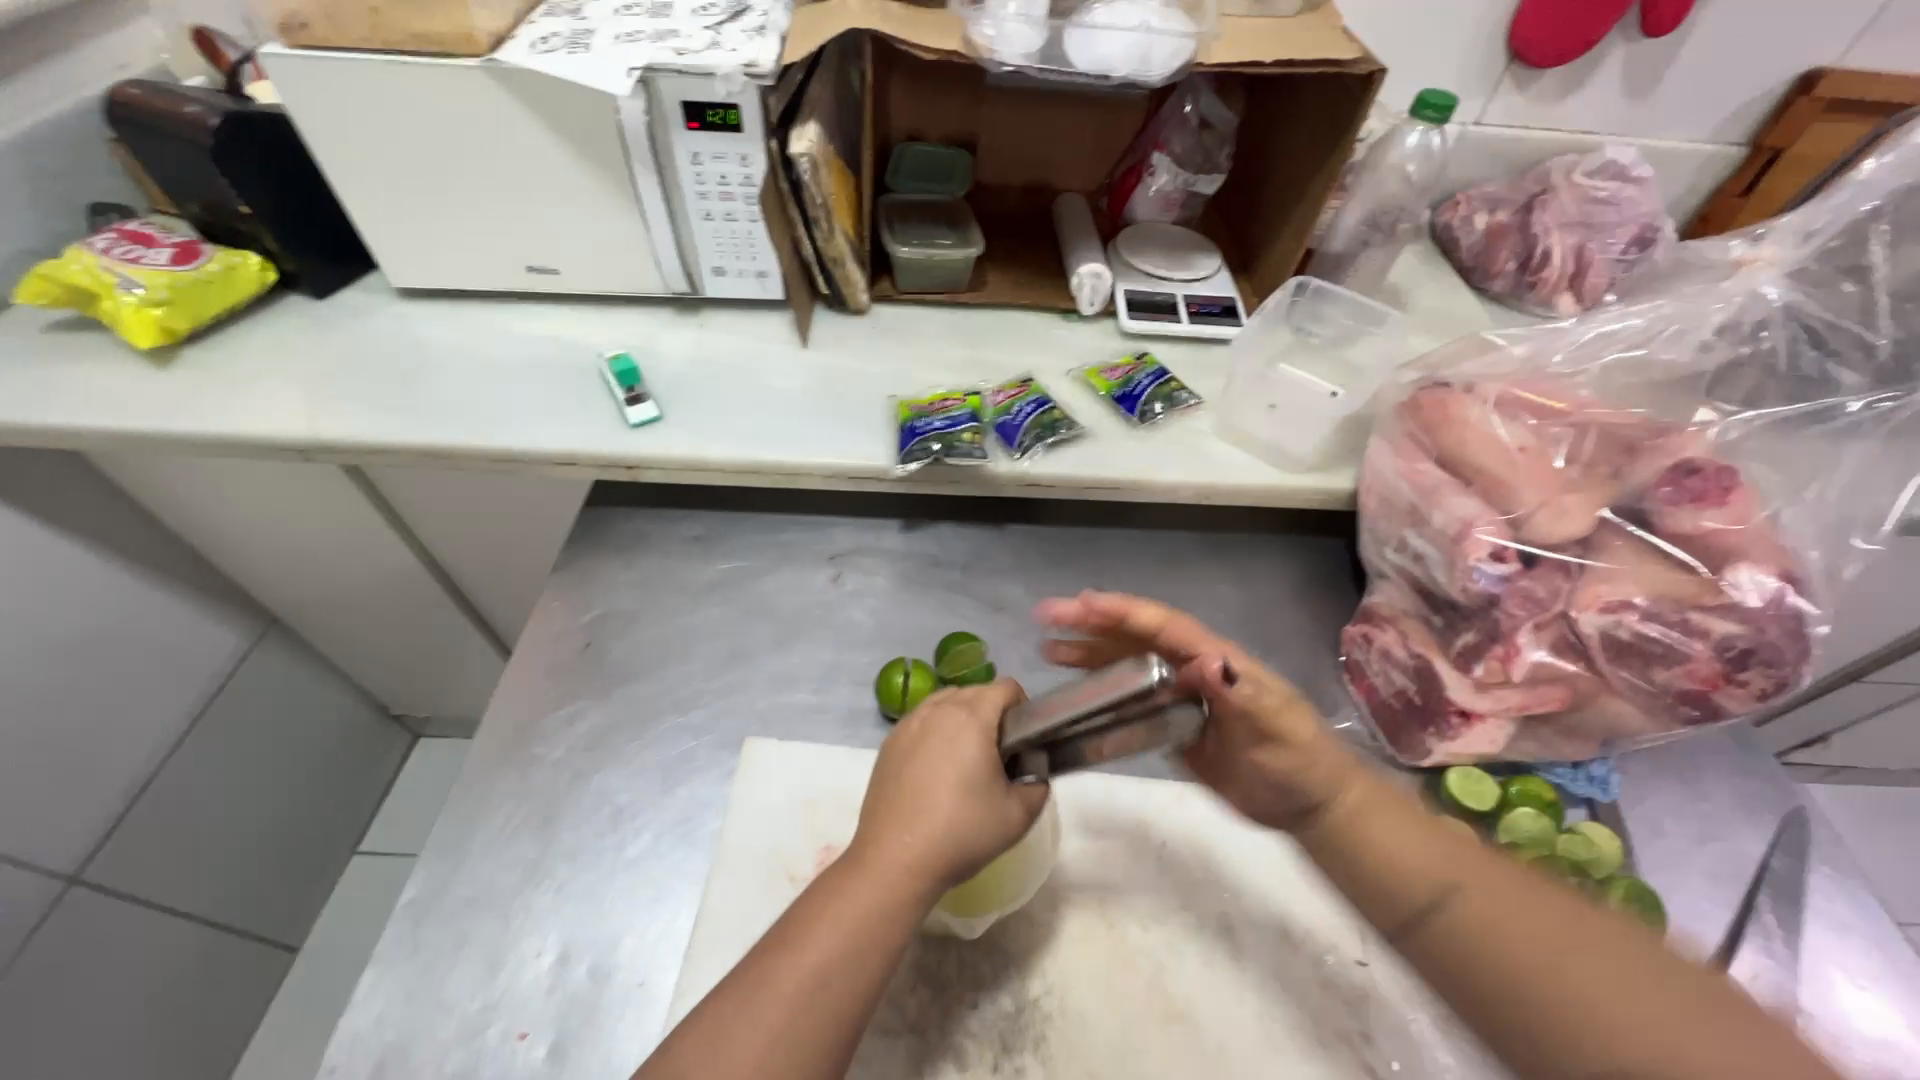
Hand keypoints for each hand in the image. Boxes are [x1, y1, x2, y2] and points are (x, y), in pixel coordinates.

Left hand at [849, 678, 1050, 895]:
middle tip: (999, 755)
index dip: (1023, 708)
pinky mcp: (888, 744)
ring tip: (967, 761)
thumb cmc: (961, 833)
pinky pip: (921, 722)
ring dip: (962, 719)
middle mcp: (936, 710)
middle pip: (974, 691)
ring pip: (944, 703)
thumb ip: (1038, 783)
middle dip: (992, 712)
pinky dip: (936, 733)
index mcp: (970, 717)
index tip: (1023, 741)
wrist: (895, 860)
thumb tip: (1031, 772)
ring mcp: (907, 725)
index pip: (1005, 687)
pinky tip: (937, 772)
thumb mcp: (1019, 815)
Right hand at [1034, 590, 1363, 831]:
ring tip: (1048, 648)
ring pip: (1128, 664)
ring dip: (1089, 653)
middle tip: (1047, 616)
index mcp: (1217, 659)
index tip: (1084, 603)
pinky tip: (1076, 691)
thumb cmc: (1297, 759)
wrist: (1310, 802)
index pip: (1165, 626)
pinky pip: (1131, 700)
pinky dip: (1102, 691)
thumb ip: (1241, 693)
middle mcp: (1192, 669)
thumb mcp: (1275, 725)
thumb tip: (1207, 660)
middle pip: (1136, 638)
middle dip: (1092, 624)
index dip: (1124, 612)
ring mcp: (1180, 696)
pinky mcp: (1172, 724)